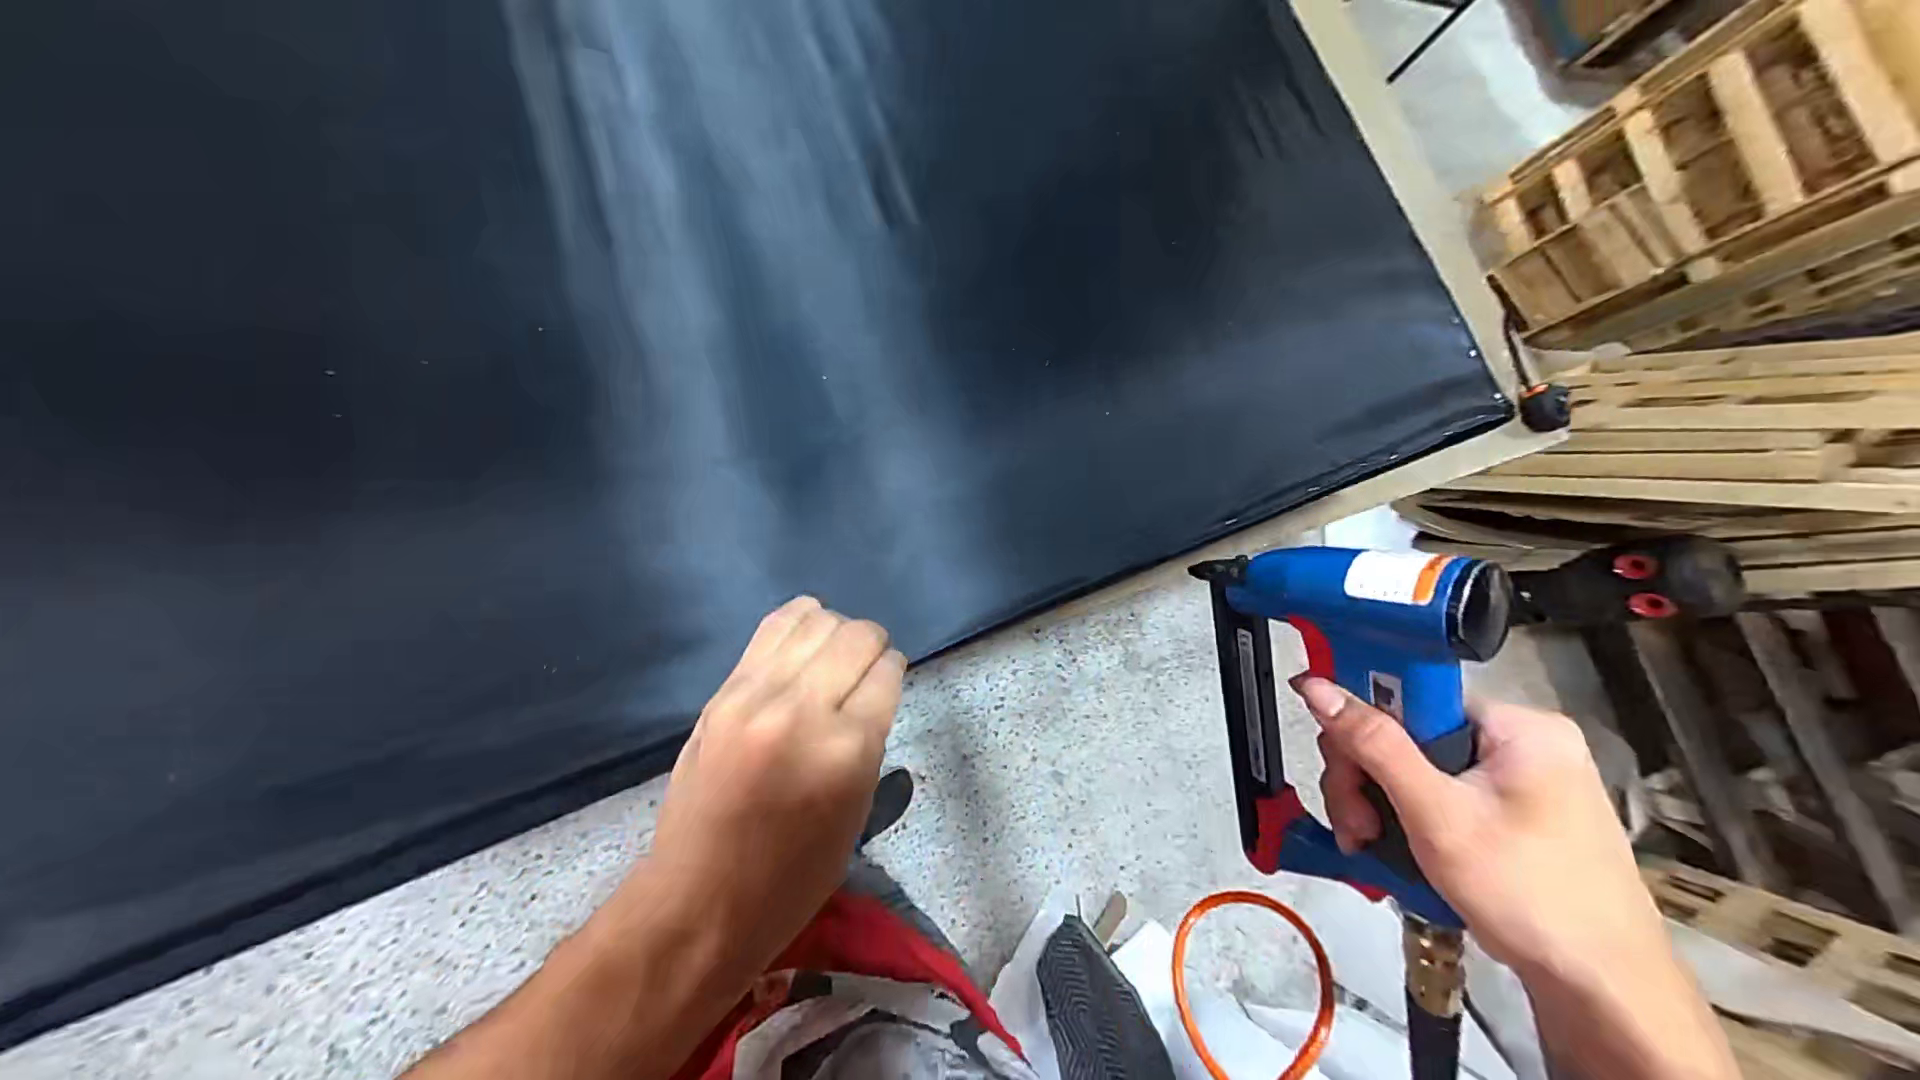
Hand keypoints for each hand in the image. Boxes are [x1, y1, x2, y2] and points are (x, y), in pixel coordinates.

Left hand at [635, 597, 906, 975]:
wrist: (701, 897)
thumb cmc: (794, 874)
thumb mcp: (857, 809)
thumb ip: (869, 739)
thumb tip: (872, 687)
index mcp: (846, 750)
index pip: (887, 672)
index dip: (893, 670)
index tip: (887, 679)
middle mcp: (803, 710)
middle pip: (857, 637)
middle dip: (873, 644)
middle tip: (866, 667)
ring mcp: (756, 695)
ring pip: (816, 620)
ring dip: (836, 630)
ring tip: (833, 654)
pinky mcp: (724, 691)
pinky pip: (773, 627)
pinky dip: (799, 622)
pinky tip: (805, 639)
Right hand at [1293, 678, 1661, 974]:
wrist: (1602, 993)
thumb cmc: (1527, 895)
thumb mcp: (1436, 814)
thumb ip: (1372, 743)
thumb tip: (1314, 684)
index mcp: (1517, 726)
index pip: (1410, 694)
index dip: (1364, 724)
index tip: (1341, 764)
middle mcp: (1517, 741)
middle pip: (1403, 733)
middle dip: (1364, 779)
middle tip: (1356, 823)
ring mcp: (1514, 779)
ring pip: (1409, 766)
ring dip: (1376, 804)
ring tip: (1368, 844)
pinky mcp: (1506, 811)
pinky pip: (1432, 793)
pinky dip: (1402, 818)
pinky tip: (1391, 848)